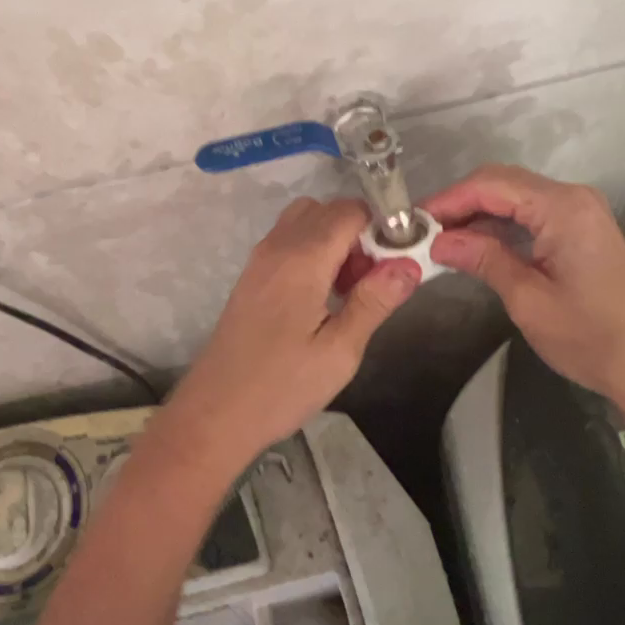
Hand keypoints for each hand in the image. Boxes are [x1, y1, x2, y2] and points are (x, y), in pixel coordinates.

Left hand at [162, 197, 421, 467]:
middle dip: (358, 233)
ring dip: (334, 241)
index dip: (380, 227)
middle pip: (327, 210)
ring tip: (347, 291)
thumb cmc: (281, 387)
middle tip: (372, 281)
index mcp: (302, 259)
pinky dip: (312, 253)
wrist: (215, 414)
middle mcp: (277, 247)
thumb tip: (409, 264)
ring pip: (305, 222)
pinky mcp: (252, 277)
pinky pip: (288, 242)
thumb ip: (374, 301)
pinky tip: (321, 300)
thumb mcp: (339, 351)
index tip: (396, 263)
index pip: (350, 211)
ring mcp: (260, 260)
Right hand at [426, 165, 624, 398]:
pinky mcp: (580, 228)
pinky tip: (473, 243)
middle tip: (421, 230)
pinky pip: (531, 212)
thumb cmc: (589, 337)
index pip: (492, 185)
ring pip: (514, 195)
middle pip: (502, 182)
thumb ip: (483, 259)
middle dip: (460, 202)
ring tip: (439, 238)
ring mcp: (580, 211)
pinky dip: (499, 223)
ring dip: (477, 212)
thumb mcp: (527, 299)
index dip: (449, 199)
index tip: (413, 220)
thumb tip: (438, 241)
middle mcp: (574, 198)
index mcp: (564, 209)